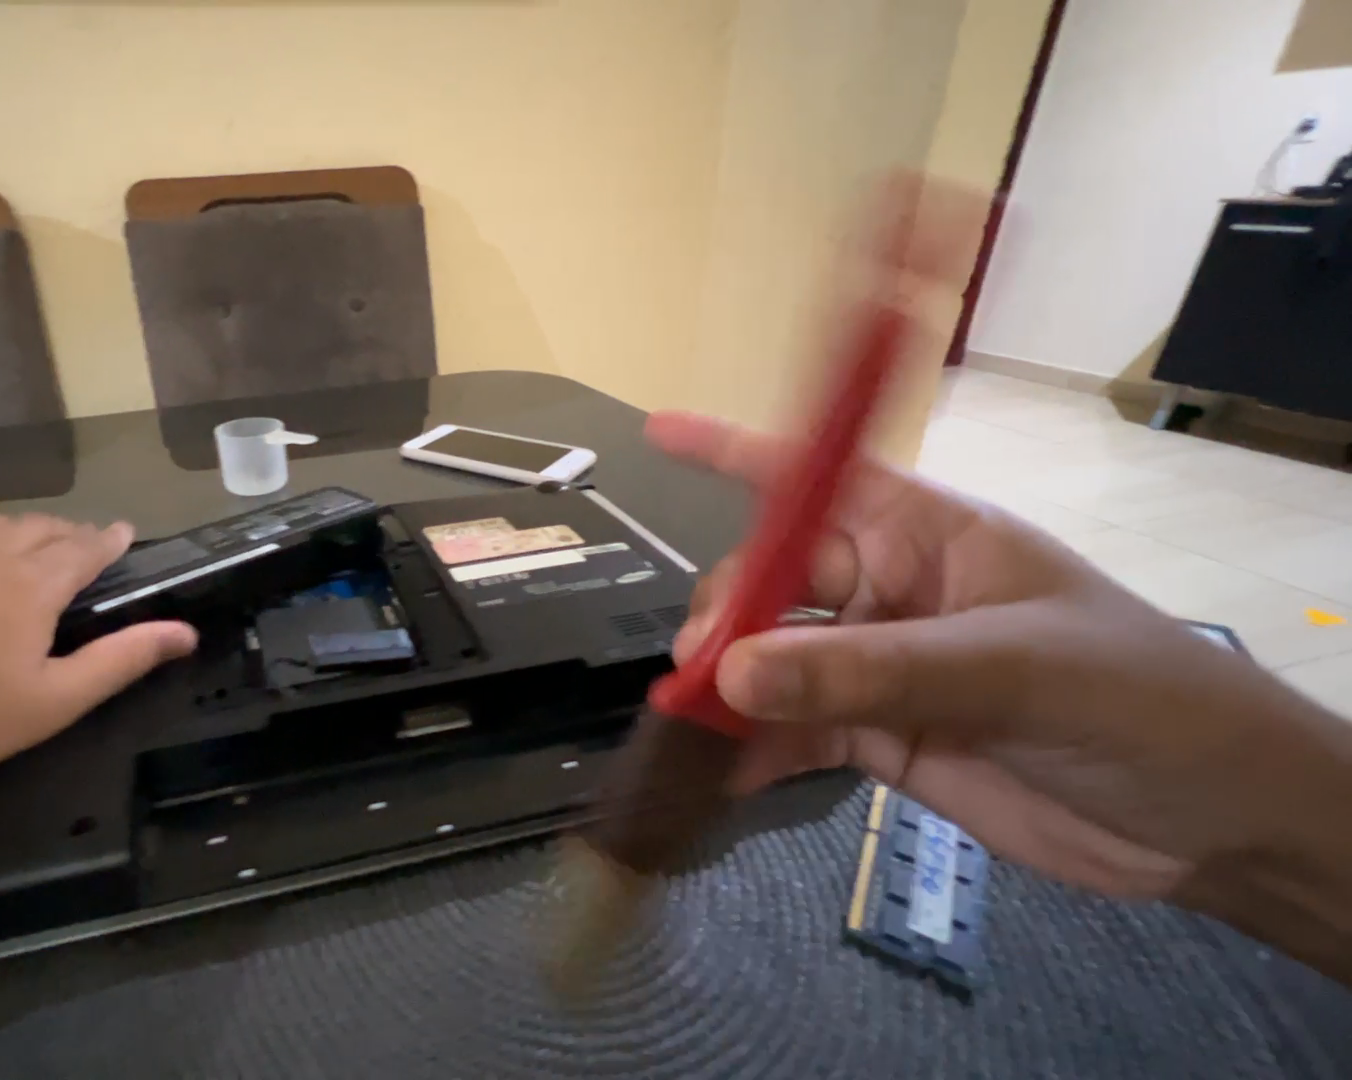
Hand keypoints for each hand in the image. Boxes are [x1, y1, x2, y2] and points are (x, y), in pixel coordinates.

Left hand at [0, 512, 196, 805]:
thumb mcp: (55, 702)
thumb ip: (124, 659)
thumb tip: (188, 632)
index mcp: (29, 583)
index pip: (83, 547)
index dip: (107, 539)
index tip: (123, 531)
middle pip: (33, 528)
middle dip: (61, 534)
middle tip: (72, 548)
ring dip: (3, 533)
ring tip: (8, 550)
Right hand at [653, 410, 1348, 902]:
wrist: (1217, 828)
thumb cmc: (1145, 703)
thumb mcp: (1012, 669)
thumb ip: (868, 671)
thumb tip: (733, 672)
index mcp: (921, 535)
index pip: (813, 475)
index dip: (734, 448)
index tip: (659, 432)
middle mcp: (881, 589)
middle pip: (767, 582)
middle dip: (723, 615)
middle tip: (699, 667)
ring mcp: (867, 662)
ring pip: (764, 658)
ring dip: (724, 686)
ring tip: (695, 719)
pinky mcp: (865, 731)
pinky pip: (786, 728)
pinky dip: (752, 747)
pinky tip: (727, 768)